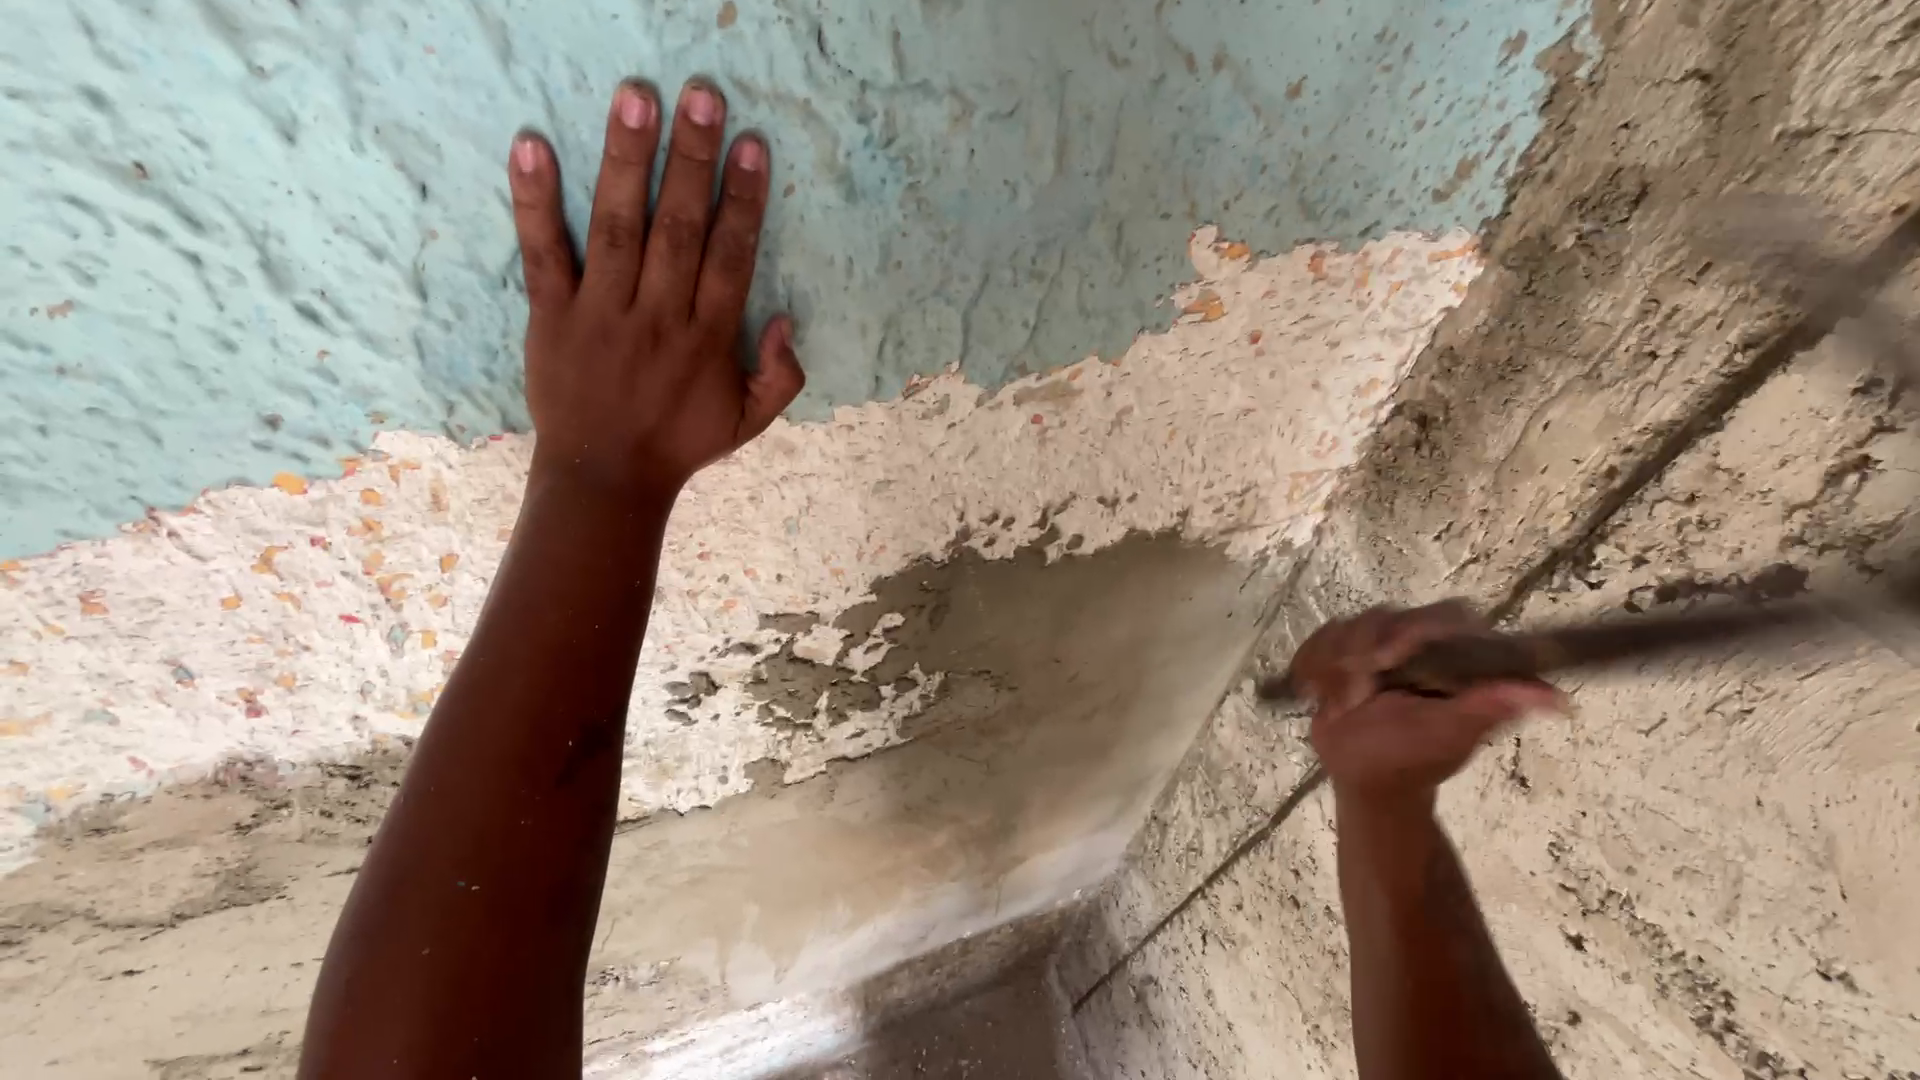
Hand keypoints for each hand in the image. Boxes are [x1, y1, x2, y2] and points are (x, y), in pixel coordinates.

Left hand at [507, 79, 804, 500]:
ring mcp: (602, 313)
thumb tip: (787, 318)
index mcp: (709, 339)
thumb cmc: (681, 442)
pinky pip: (543, 254)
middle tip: (702, 96)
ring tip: (637, 99)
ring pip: (617, 228)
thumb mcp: (751, 422)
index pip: (731, 257)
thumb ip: (783, 376)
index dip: (743, 201)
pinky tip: (532, 146)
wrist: (606, 476)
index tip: (750, 146)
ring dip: (627, 161)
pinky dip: (534, 202)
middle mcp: (659, 317)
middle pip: (680, 228)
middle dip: (693, 160)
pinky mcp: (551, 316)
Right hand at [1292, 602, 1563, 809]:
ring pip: (1346, 627)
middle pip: (1385, 617)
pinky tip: (1316, 694)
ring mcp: (1375, 644)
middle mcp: (1418, 641)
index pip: (1447, 614)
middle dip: (1360, 655)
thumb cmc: (1410, 760)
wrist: (1363, 778)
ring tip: (1340, 706)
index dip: (1417, 627)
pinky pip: (1318, 639)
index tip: (1389, 659)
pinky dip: (1311, 666)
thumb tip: (1557, 700)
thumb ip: (1490, 708)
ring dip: (1333, 668)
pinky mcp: (1339, 651)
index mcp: (1455, 655)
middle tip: (1355, 700)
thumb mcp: (1449, 734)